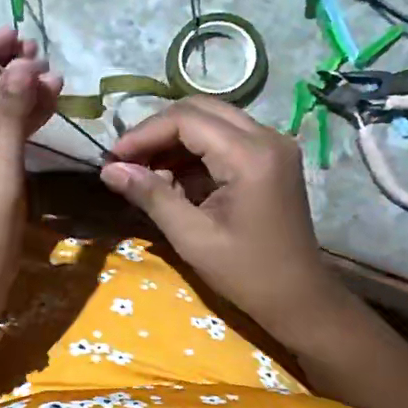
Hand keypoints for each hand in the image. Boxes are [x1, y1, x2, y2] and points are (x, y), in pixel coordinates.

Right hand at [99, 98, 345, 339]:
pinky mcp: (271, 158)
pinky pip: (225, 139)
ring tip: (144, 173)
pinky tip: (172, 179)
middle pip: (199, 110)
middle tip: (126, 162)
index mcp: (250, 156)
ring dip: (174, 141)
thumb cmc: (246, 273)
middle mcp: (267, 137)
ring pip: (211, 121)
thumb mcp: (192, 237)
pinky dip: (194, 153)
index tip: (112, 159)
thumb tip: (109, 171)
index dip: (143, 134)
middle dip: (157, 132)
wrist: (298, 297)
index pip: (186, 120)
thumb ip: (151, 196)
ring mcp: (273, 145)